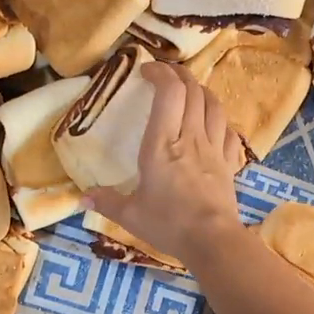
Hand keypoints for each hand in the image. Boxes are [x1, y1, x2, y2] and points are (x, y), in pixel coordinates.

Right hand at [85, 62, 248, 265]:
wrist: (212, 241)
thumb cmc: (169, 225)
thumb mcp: (131, 215)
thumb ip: (107, 202)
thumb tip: (83, 197)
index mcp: (162, 144)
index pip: (168, 92)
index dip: (160, 73)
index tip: (146, 72)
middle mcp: (191, 138)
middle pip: (193, 91)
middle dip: (180, 75)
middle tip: (166, 76)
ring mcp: (214, 150)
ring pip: (214, 106)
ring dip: (202, 92)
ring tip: (191, 92)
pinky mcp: (230, 165)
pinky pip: (229, 133)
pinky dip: (222, 121)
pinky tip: (216, 125)